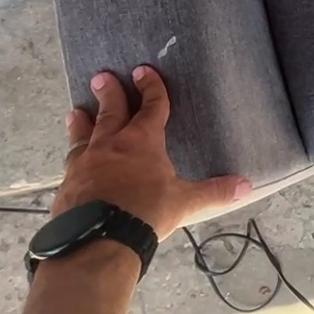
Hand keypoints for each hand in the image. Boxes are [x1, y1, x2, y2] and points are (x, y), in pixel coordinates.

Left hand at [51, 65, 251, 234]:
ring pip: (83, 136)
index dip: (150, 87)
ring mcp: (84, 165)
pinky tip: (72, 159)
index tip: (143, 70)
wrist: (95, 243)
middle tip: (101, 76)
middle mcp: (111, 146)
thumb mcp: (185, 202)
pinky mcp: (66, 187)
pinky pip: (70, 163)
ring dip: (82, 122)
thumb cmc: (144, 213)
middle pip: (111, 112)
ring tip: (76, 111)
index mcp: (142, 141)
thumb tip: (247, 185)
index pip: (151, 106)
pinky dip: (74, 155)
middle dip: (110, 93)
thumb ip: (214, 191)